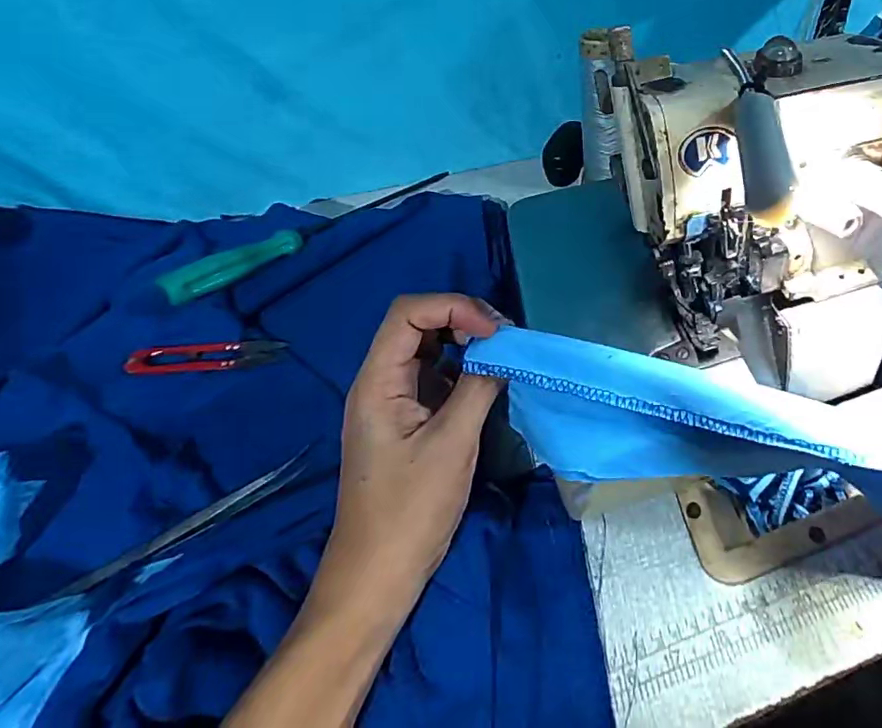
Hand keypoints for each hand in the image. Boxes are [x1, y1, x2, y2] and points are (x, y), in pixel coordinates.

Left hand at [310, 293, 503, 627]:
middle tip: (504, 338)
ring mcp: (395, 400)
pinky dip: (466, 366)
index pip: (408, 313)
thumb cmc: (410, 510)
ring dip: (466, 340)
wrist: (377, 574)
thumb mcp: (452, 443)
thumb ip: (478, 387)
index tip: (493, 332)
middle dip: (462, 317)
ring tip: (503, 353)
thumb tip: (504, 350)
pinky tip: (490, 378)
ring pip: (430, 347)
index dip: (452, 307)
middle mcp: (381, 383)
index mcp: (378, 383)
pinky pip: (438, 374)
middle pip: (418, 323)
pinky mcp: (410, 418)